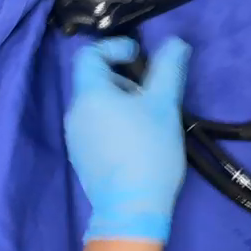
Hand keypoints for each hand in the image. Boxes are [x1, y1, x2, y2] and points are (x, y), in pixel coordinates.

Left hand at [64, 37, 190, 243]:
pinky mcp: (82, 158)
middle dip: (124, 79)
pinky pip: (96, 127)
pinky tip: (137, 141)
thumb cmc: (148, 150)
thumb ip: (168, 68)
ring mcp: (75, 138)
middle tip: (152, 93)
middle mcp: (75, 113)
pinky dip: (114, 122)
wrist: (132, 208)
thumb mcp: (164, 105)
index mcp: (89, 94)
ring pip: (96, 105)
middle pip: (94, 80)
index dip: (114, 47)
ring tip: (148, 119)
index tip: (140, 57)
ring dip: (121, 102)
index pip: (89, 54)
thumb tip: (175, 42)